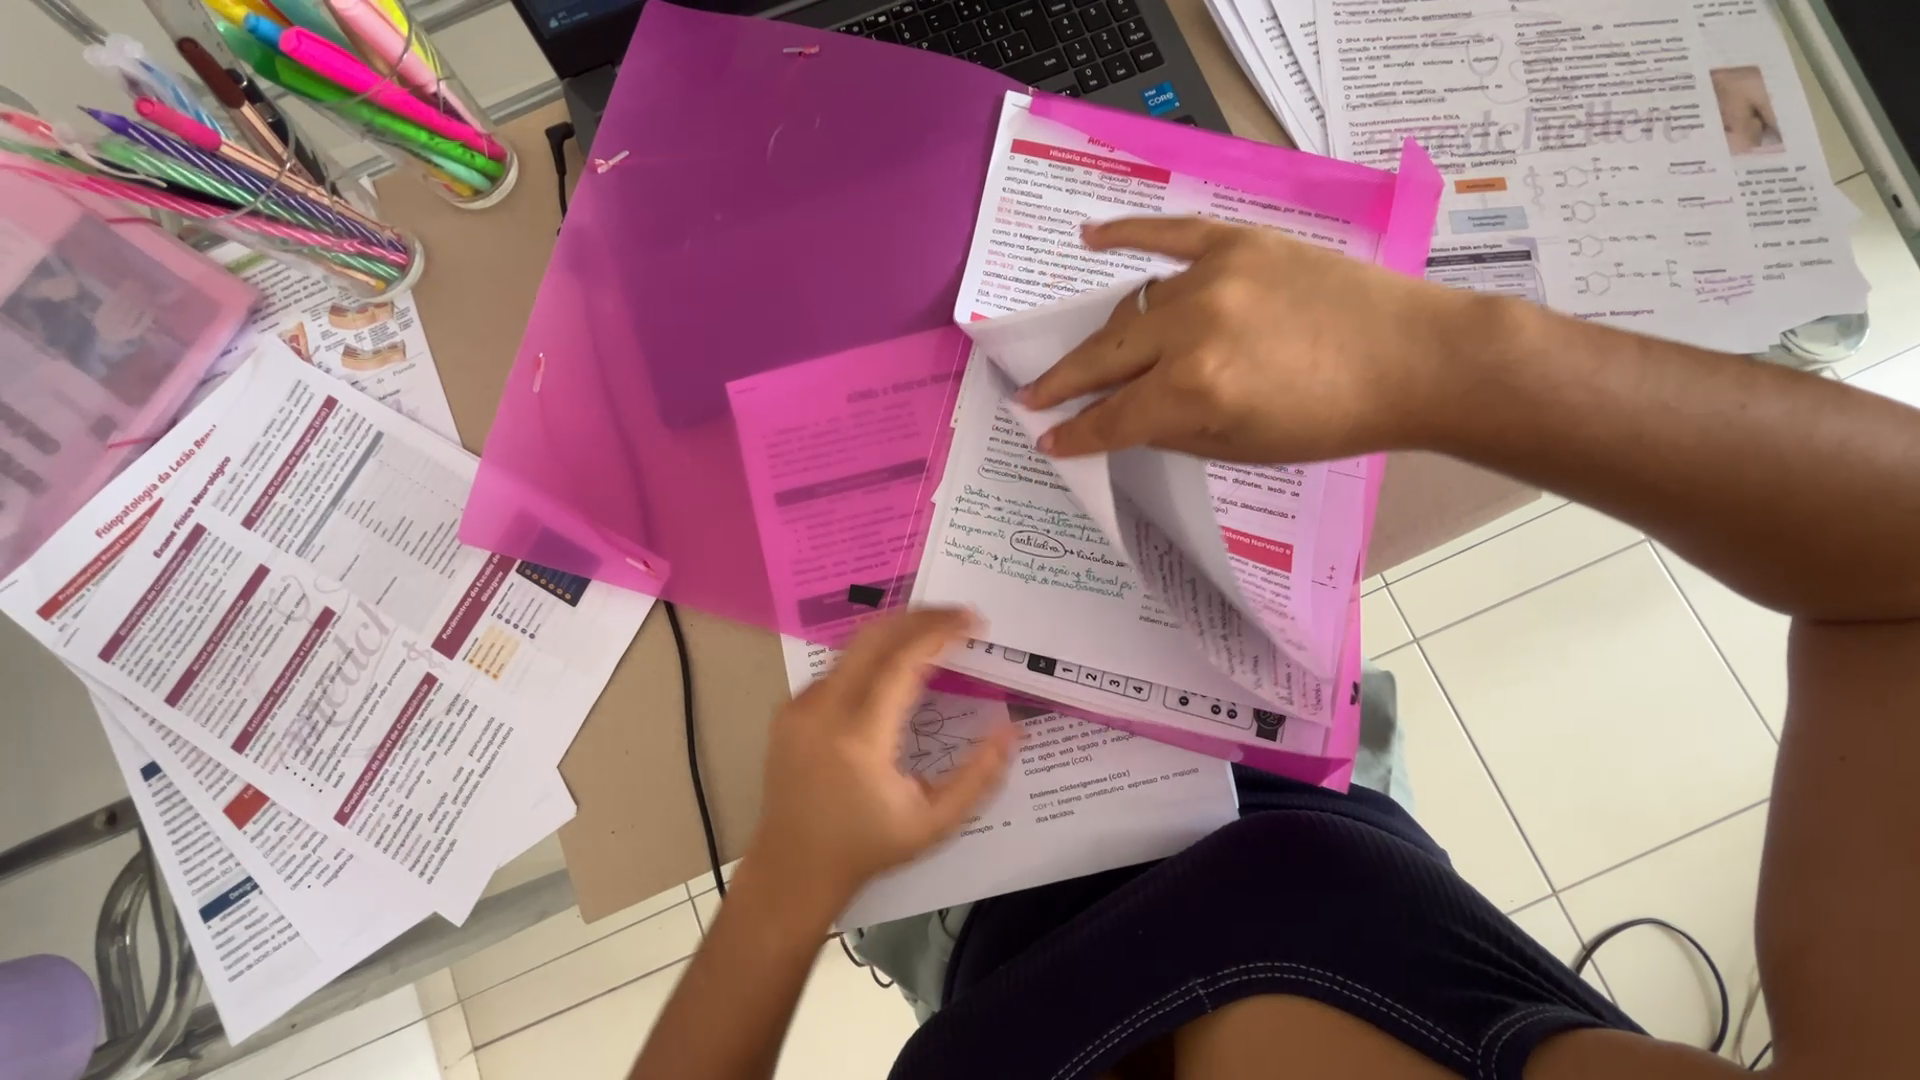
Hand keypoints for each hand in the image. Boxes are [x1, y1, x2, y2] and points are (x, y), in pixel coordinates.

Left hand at [749, 609, 1016, 900]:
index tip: (973, 621)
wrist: (792, 868)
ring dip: (896, 633)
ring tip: (935, 635)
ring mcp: (800, 706)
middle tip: (959, 616)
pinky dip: (871, 658)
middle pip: (875, 636)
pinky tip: (895, 669)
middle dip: (921, 616)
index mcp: (861, 739)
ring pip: (853, 647)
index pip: (902, 661)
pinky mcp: (789, 709)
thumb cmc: (868, 847)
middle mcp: (824, 711)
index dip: (940, 631)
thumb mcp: (934, 822)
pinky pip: (836, 669)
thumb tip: (1014, 729)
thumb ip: (978, 775)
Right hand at [1017, 217, 1479, 462]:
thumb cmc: (1330, 421)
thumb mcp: (1240, 449)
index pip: (1112, 416)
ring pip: (1131, 307)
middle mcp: (1193, 329)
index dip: (1075, 433)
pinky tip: (1090, 238)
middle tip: (1031, 396)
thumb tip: (1122, 420)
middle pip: (1105, 356)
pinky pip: (1168, 234)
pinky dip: (1126, 234)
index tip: (1046, 439)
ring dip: (1104, 337)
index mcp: (1196, 390)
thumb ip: (1169, 431)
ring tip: (1085, 355)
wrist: (1414, 358)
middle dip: (1062, 382)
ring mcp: (1214, 276)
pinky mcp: (1239, 241)